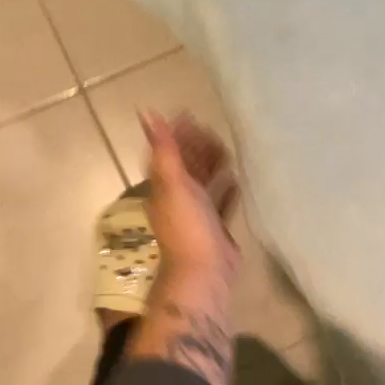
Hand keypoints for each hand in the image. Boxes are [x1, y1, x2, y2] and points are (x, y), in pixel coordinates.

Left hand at [141, 113, 238, 285]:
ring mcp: (197, 214)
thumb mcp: (173, 183)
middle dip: (197, 147)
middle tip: (215, 131)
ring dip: (212, 165)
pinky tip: (236, 180)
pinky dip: (226, 190)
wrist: (205, 271)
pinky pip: (220, 202)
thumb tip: (148, 113)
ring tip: (228, 150)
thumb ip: (164, 149)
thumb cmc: (188, 227)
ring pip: (203, 182)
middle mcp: (178, 198)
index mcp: (164, 187)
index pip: (167, 153)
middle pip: (186, 166)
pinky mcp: (215, 227)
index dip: (176, 134)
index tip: (191, 116)